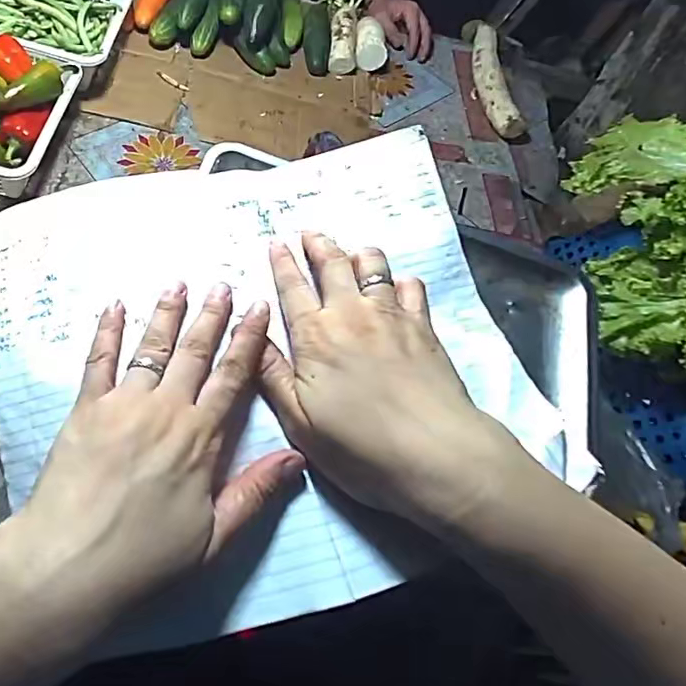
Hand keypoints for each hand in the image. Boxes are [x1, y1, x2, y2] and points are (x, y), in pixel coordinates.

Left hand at [0, 283, 304, 629]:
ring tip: (178, 283)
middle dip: (211, 316)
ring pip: (151, 348)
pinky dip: (107, 330)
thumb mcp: (214, 538)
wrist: (71, 560)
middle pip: (194, 353)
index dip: (247, 340)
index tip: (257, 308)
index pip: (231, 377)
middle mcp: (165, 410)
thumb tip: (296, 456)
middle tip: (221, 284)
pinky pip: (98, 360)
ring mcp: (122, 405)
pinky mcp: (85, 408)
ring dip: (166, 314)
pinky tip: (114, 306)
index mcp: (200, 439)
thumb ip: (254, 493)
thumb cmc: (145, 557)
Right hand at [257, 233, 546, 532]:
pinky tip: (399, 283)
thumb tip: (249, 335)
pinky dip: (401, 281)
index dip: (282, 263)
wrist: (435, 454)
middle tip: (310, 232)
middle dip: (319, 245)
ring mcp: (392, 318)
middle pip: (333, 266)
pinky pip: (412, 289)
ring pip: (374, 269)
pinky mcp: (424, 329)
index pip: (292, 288)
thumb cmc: (358, 444)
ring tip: (353, 249)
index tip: (276, 242)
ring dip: (359, 254)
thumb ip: (271, 374)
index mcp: (315, 335)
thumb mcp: (299, 419)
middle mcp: (351, 315)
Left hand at [368, 0, 433, 61]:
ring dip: (426, 46)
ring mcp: (418, 17)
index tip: (410, 56)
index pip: (416, 30)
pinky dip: (422, 43)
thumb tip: (400, 46)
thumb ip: (390, 32)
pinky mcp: (415, 22)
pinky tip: (420, 52)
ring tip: (422, 59)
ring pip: (426, 32)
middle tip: (421, 60)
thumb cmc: (378, 9)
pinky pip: (422, 33)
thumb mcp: (381, 19)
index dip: (414, 44)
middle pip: (426, 31)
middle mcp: (417, 13)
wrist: (377, 1)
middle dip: (425, 46)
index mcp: (411, 10)